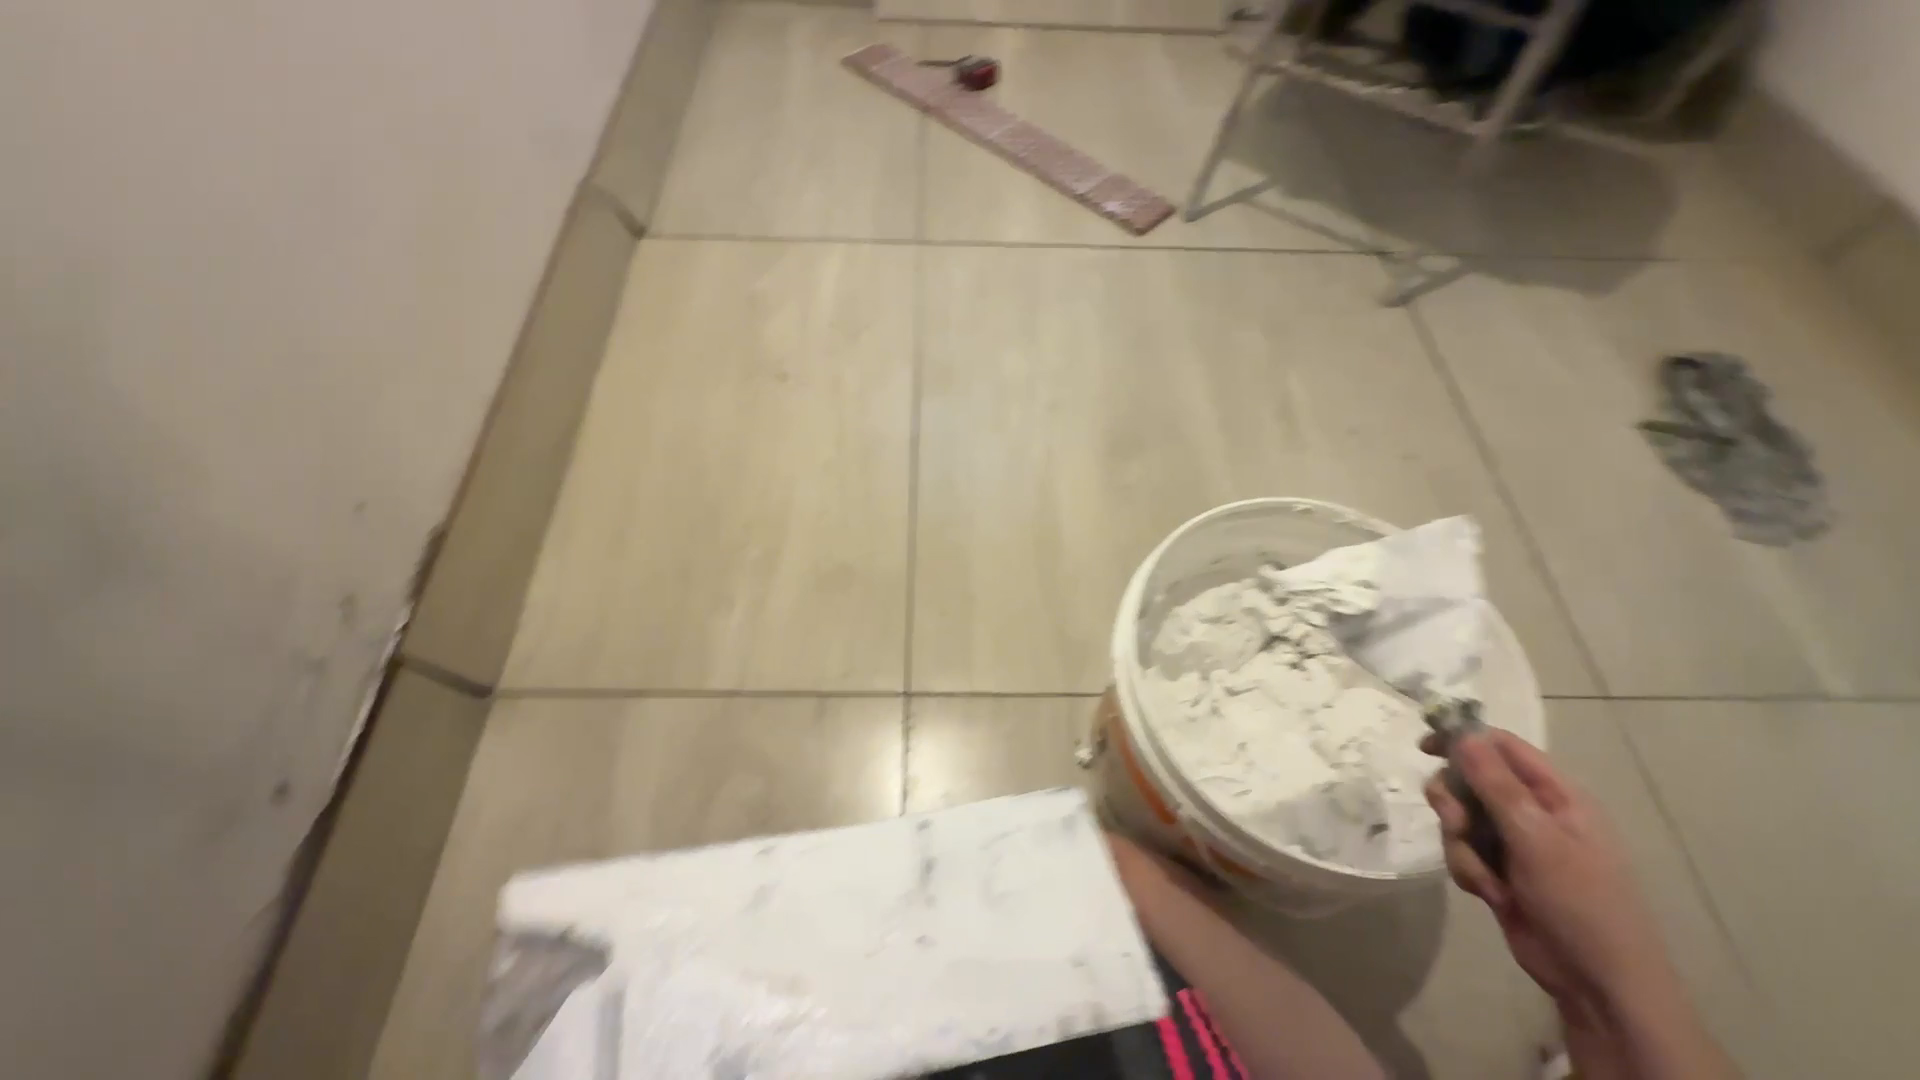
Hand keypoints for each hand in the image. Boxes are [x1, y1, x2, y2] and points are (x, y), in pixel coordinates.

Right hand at [1421, 730, 1673, 1009]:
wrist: (1597, 981)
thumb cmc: (1580, 902)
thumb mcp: (1537, 839)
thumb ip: (1497, 785)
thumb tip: (1464, 735)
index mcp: (1557, 795)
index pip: (1501, 746)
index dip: (1462, 740)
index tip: (1424, 748)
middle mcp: (1534, 811)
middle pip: (1471, 781)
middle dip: (1454, 803)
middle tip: (1455, 823)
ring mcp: (1515, 843)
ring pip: (1460, 820)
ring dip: (1461, 846)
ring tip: (1485, 878)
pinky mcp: (1499, 871)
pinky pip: (1463, 853)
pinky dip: (1468, 870)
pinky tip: (1490, 895)